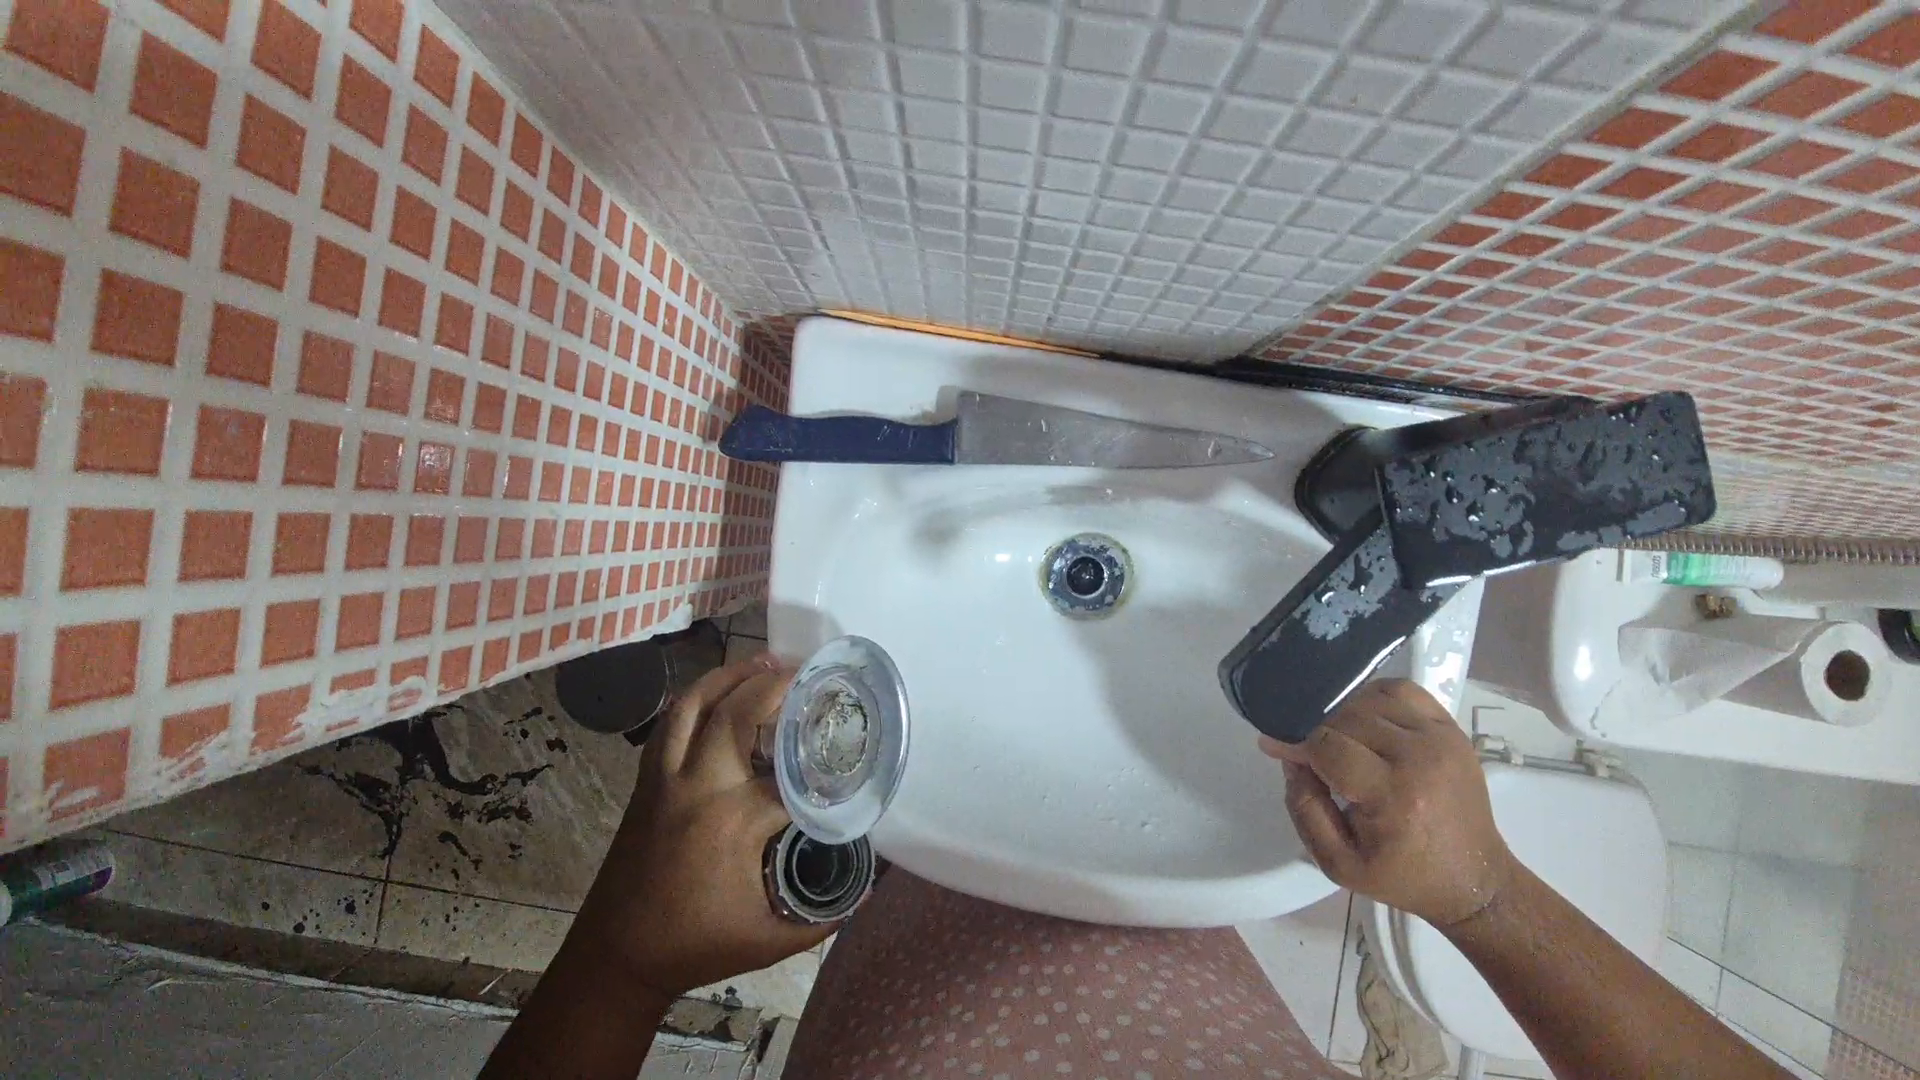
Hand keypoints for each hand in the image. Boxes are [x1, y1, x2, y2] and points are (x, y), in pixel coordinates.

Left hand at [567, 654, 833, 1000]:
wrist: (616, 954)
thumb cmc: (696, 944)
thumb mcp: (770, 939)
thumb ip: (824, 915)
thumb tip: (868, 890)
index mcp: (734, 821)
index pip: (791, 775)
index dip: (823, 761)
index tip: (848, 749)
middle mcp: (700, 785)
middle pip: (738, 713)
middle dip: (774, 684)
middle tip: (806, 673)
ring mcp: (666, 778)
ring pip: (694, 705)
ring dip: (730, 676)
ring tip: (764, 661)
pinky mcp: (647, 781)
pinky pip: (670, 723)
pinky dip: (696, 697)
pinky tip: (718, 692)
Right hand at [1260, 679, 1516, 928]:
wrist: (1474, 881)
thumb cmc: (1403, 877)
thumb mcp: (1337, 863)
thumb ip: (1304, 808)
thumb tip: (1290, 758)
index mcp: (1394, 796)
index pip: (1327, 745)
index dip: (1292, 741)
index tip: (1271, 746)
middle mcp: (1420, 758)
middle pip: (1346, 717)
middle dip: (1314, 728)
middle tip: (1302, 748)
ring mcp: (1441, 739)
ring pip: (1370, 698)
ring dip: (1340, 712)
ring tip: (1332, 735)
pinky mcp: (1452, 730)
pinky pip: (1402, 690)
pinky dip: (1372, 696)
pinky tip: (1362, 718)